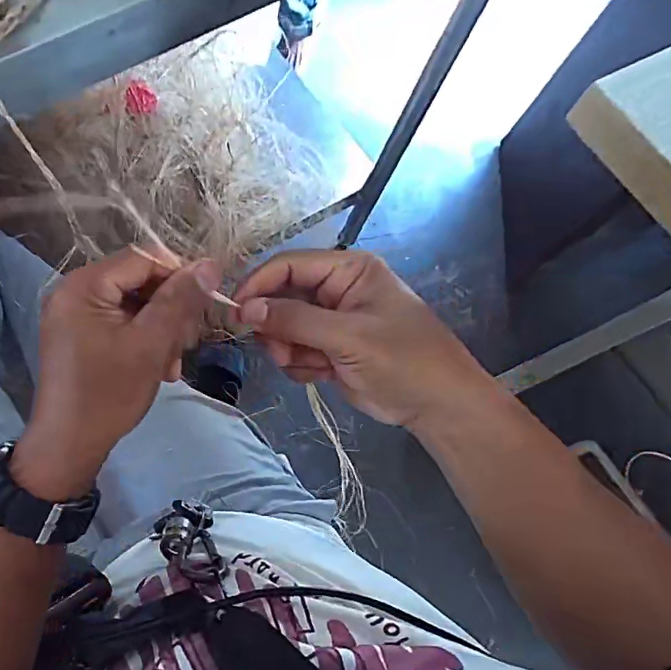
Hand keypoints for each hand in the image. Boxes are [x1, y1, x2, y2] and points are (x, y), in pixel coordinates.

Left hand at [13, 251, 222, 499]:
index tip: (206, 304)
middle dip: (170, 310)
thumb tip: (210, 265)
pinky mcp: (79, 337)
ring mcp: (74, 315)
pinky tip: (159, 367)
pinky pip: (121, 324)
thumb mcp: (151, 344)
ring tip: (173, 363)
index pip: (143, 259)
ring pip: (134, 306)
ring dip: (162, 330)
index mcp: (83, 285)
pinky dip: (144, 340)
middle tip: (189, 343)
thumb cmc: (109, 393)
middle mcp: (73, 292)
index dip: (180, 276)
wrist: (69, 443)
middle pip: (139, 282)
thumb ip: (180, 301)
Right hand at [232, 250, 497, 431]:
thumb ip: (296, 320)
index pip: (290, 265)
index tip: (235, 312)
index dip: (259, 285)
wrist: (435, 404)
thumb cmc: (403, 360)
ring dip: (289, 351)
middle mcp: (337, 290)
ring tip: (314, 365)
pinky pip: (296, 352)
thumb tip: (246, 309)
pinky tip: (324, 375)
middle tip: (281, 352)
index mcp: (348, 270)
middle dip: (277, 327)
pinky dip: (301, 366)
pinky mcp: (330, 350)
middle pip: (282, 298)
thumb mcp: (349, 337)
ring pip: (285, 329)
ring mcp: (332, 322)